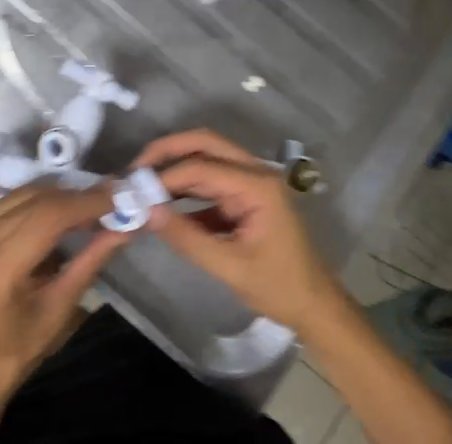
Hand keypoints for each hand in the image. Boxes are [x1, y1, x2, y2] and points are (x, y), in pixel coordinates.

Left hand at [0, 185, 128, 401]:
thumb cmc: (11, 357)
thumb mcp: (56, 314)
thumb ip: (88, 264)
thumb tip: (123, 230)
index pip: (47, 216)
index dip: (86, 202)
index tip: (119, 198)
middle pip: (33, 199)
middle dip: (75, 197)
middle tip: (108, 203)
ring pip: (18, 197)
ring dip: (55, 198)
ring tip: (87, 210)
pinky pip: (4, 207)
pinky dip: (34, 207)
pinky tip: (56, 219)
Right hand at [131, 130, 348, 338]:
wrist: (315, 307)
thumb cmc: (280, 287)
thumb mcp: (230, 267)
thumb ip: (187, 238)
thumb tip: (147, 212)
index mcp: (257, 185)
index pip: (202, 168)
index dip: (166, 177)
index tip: (135, 191)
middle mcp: (255, 173)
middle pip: (205, 144)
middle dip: (168, 151)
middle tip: (135, 168)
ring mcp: (251, 183)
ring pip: (206, 159)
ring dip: (176, 169)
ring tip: (143, 185)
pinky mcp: (245, 198)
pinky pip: (210, 182)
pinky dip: (186, 189)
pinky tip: (164, 204)